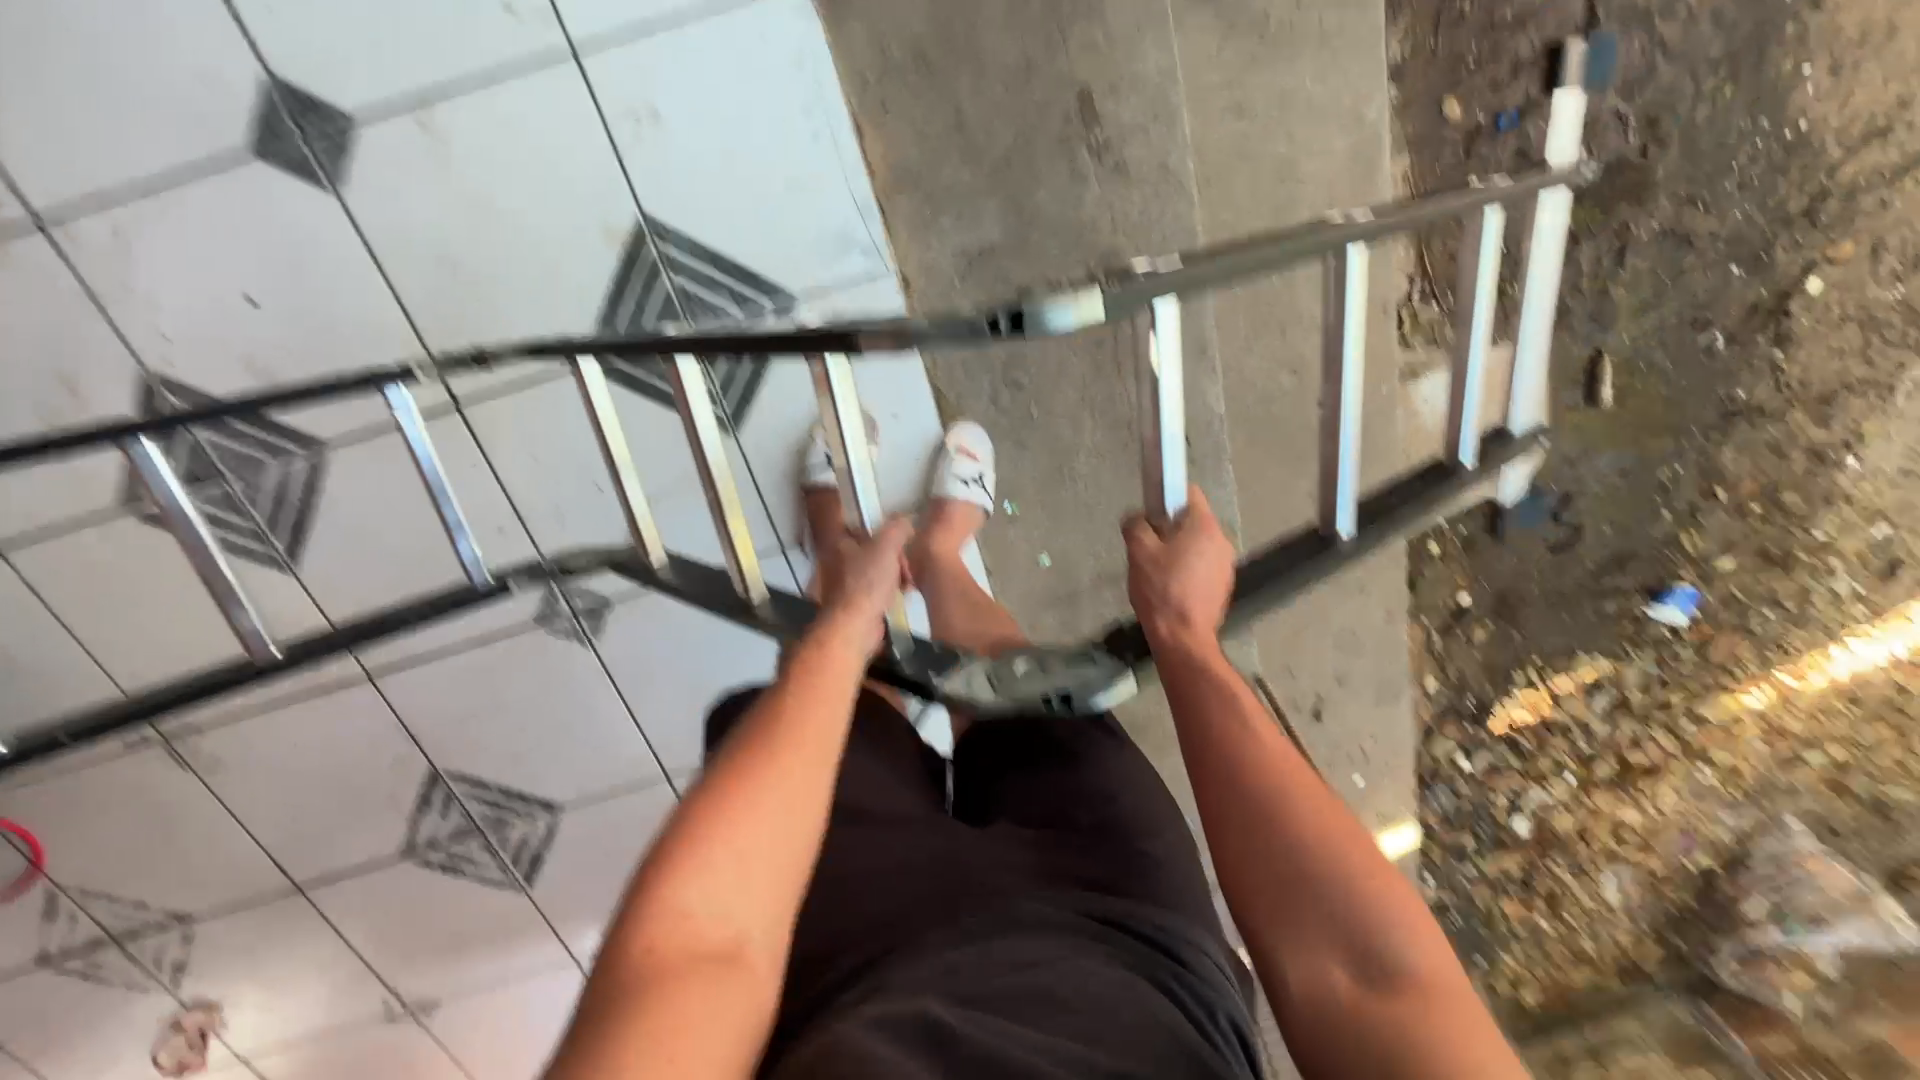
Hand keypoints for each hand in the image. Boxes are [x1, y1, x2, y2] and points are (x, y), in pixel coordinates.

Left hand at [818, 516, 913, 652]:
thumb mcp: (887, 546)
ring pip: (878, 566)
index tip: (900, 531)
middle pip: (873, 545)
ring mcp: (846, 581)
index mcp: (839, 541)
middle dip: (895, 553)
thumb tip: (906, 520)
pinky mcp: (856, 600)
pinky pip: (878, 585)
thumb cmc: (867, 582)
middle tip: (907, 562)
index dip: (881, 524)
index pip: (860, 522)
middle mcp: (838, 558)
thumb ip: (898, 528)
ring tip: (909, 580)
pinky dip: (892, 587)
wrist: (856, 626)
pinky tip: (903, 592)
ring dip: (897, 571)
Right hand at [1122, 486, 1234, 652]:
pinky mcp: (1223, 586)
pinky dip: (1188, 569)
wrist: (1183, 637)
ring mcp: (1226, 565)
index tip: (1150, 513)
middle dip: (1170, 528)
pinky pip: (1203, 565)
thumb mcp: (1139, 552)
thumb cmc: (1161, 590)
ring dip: (1178, 550)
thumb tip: (1137, 519)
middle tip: (1148, 547)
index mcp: (1205, 526)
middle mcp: (1222, 541)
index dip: (1168, 497)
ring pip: (1198, 544)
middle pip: (1193, 520)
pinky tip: (1170, 587)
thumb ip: (1136, 526)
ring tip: (1157, 570)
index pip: (1190, 493)